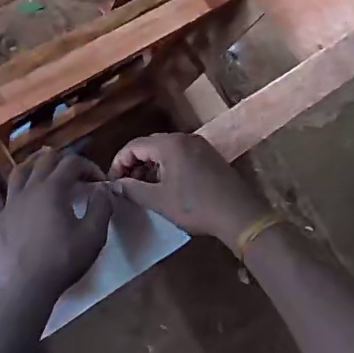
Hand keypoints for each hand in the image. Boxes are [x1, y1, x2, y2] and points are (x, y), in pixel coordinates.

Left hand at [0, 148, 115, 305]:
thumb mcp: (93, 235)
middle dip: (63, 160)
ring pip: (19, 172)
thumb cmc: (63, 260)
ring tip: (41, 158)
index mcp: (53, 189)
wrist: (27, 287)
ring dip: (32, 161)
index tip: (99, 181)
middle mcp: (29, 188)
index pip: (72, 164)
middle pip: (45, 161)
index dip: (88, 166)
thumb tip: (102, 188)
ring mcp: (9, 202)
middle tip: (75, 169)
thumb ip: (101, 207)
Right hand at [109, 133, 268, 247]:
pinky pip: (181, 155)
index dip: (118, 163)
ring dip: (151, 166)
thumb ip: (132, 189)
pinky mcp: (210, 156)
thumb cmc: (195, 206)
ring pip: (166, 150)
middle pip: (149, 145)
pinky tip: (167, 186)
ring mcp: (200, 145)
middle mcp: (184, 138)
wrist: (240, 215)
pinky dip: (168, 166)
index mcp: (169, 144)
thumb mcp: (158, 200)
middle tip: (127, 185)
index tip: (113, 182)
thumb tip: (114, 185)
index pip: (133, 146)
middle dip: (134, 164)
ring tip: (144, 188)